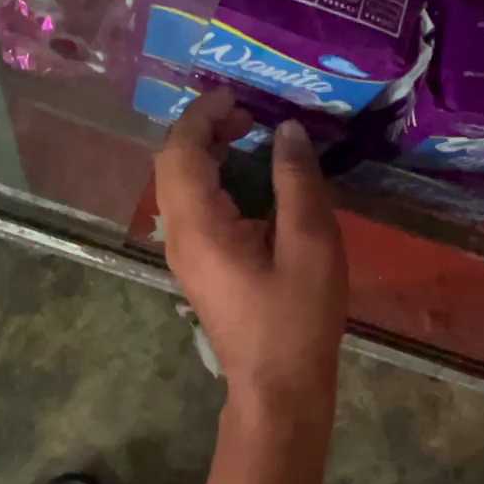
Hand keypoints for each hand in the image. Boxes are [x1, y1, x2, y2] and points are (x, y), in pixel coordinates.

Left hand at [156, 89, 347, 420]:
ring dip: (208, 152)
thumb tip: (286, 130)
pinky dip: (215, 178)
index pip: (179, 152)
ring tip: (251, 135)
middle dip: (204, 129)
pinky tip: (251, 180)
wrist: (278, 388)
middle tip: (249, 113)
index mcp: (199, 226)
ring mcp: (185, 252)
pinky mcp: (199, 264)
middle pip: (173, 164)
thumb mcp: (311, 244)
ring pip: (180, 185)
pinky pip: (194, 206)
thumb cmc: (297, 319)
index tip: (239, 95)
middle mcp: (179, 235)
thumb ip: (296, 181)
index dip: (202, 115)